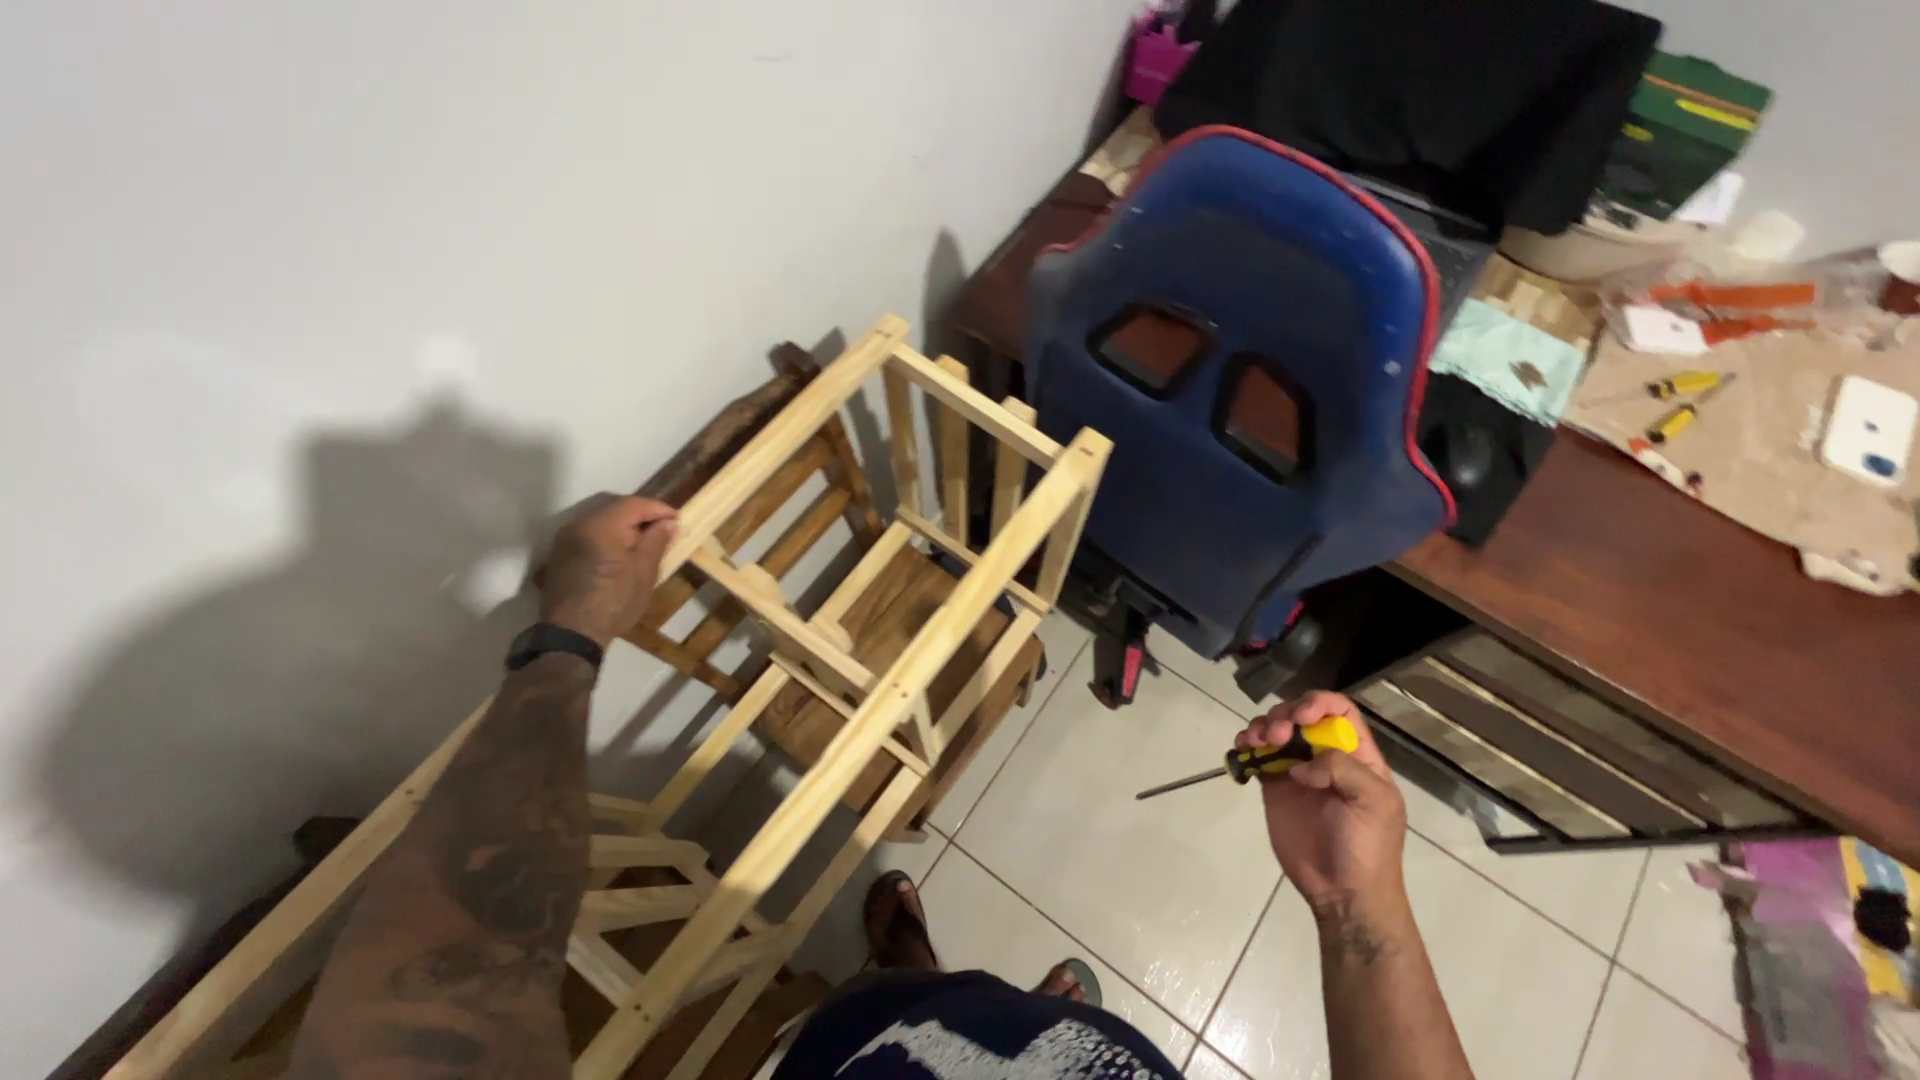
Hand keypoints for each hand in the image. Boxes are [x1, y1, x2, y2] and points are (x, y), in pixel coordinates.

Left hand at [538, 496, 678, 648]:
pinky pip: (589, 538)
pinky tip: (621, 556)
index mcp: (600, 525)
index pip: (633, 504)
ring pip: (601, 524)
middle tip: (664, 530)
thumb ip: (656, 541)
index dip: (658, 509)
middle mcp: (578, 525)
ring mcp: (565, 541)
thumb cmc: (614, 601)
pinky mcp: (560, 557)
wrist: (571, 634)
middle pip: (615, 510)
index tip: (678, 519)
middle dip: (641, 518)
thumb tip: (668, 523)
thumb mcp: (644, 572)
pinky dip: (608, 541)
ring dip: (624, 529)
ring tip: (645, 544)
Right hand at [1237, 691, 1406, 913]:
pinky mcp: (1273, 786)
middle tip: (1276, 738)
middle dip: (1283, 716)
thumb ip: (1344, 769)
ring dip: (1261, 727)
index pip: (1339, 710)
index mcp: (1357, 755)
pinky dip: (1245, 745)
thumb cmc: (1369, 847)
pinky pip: (1257, 756)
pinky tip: (1242, 750)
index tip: (1301, 719)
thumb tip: (1302, 765)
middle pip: (1300, 714)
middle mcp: (1324, 756)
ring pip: (1275, 730)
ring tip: (1255, 743)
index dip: (1318, 703)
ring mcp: (1296, 770)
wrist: (1343, 892)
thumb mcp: (1376, 804)